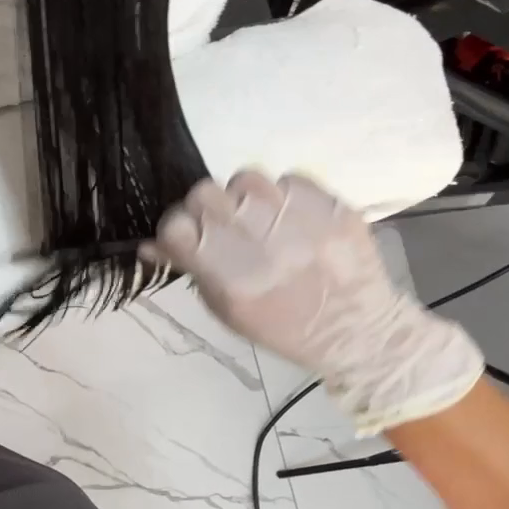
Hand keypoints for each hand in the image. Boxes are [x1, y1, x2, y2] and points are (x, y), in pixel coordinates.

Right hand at [146, 172, 485, 435]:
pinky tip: (288, 216)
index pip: (177, 227)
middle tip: (220, 224)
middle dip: (204, 207)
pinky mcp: (333, 207)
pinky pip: (289, 178)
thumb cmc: (280, 327)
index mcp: (232, 280)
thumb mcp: (226, 311)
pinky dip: (282, 194)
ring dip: (242, 196)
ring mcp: (302, 223)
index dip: (175, 227)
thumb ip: (191, 271)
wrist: (357, 330)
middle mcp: (264, 247)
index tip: (185, 236)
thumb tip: (151, 245)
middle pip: (205, 193)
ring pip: (246, 178)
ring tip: (256, 217)